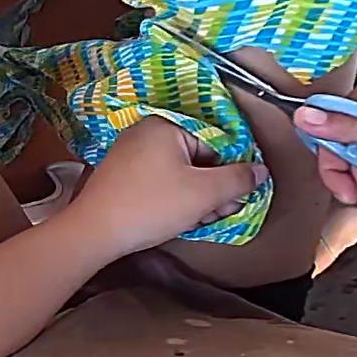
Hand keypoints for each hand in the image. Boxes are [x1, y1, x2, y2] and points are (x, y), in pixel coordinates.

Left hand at [60, 117, 267, 258]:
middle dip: (214, 187)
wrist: (94, 231)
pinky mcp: (122, 173)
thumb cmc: (151, 206)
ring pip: (179, 169)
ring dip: (196, 195)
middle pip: (197, 155)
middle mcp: (147, 130)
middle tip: (222, 213)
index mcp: (167, 124)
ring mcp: (131, 152)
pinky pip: (159, 178)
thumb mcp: (203, 193)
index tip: (237, 198)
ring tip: (202, 219)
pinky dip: (174, 195)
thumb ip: (237, 179)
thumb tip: (262, 170)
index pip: (216, 141)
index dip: (231, 171)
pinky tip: (179, 217)